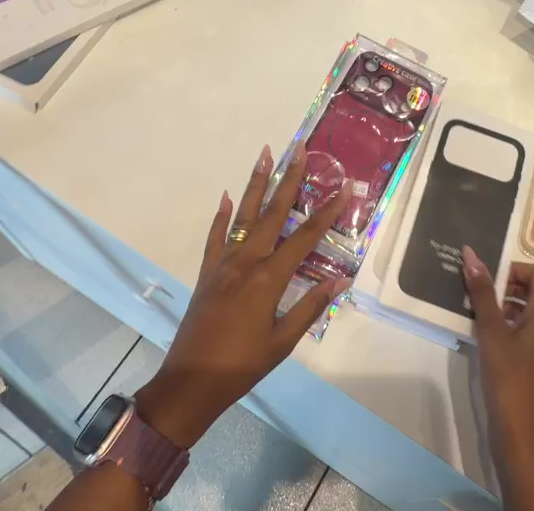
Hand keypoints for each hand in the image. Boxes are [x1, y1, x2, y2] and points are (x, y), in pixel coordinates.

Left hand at [134, 146, 352, 448]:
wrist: (189, 383)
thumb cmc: (241, 366)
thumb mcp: (282, 343)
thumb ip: (310, 308)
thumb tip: (339, 280)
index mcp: (268, 279)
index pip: (305, 237)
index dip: (327, 212)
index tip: (344, 187)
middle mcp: (246, 262)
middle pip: (273, 213)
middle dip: (288, 180)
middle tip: (299, 150)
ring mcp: (223, 264)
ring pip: (244, 215)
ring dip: (256, 184)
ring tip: (265, 155)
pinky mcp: (207, 273)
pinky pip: (215, 237)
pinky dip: (221, 215)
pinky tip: (227, 196)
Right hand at [464, 249, 533, 507]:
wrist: (521, 436)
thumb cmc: (509, 379)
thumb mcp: (492, 332)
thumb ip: (483, 293)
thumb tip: (472, 255)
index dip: (516, 269)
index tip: (489, 277)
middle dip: (508, 285)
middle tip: (479, 292)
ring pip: (529, 314)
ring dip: (505, 306)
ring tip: (477, 312)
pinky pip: (524, 333)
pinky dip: (506, 326)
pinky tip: (483, 338)